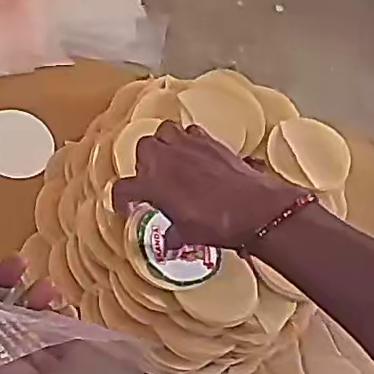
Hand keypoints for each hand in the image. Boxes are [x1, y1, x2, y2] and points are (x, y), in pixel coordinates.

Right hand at [111, 121, 306, 249]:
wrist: (253, 208)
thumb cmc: (216, 223)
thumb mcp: (187, 235)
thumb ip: (173, 235)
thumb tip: (170, 242)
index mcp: (151, 183)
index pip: (123, 188)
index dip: (120, 200)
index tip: (125, 207)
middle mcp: (165, 159)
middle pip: (142, 149)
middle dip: (144, 163)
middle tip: (152, 180)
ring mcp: (188, 145)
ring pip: (164, 131)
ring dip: (163, 144)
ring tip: (170, 161)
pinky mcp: (210, 141)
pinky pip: (191, 131)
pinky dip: (189, 140)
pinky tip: (195, 156)